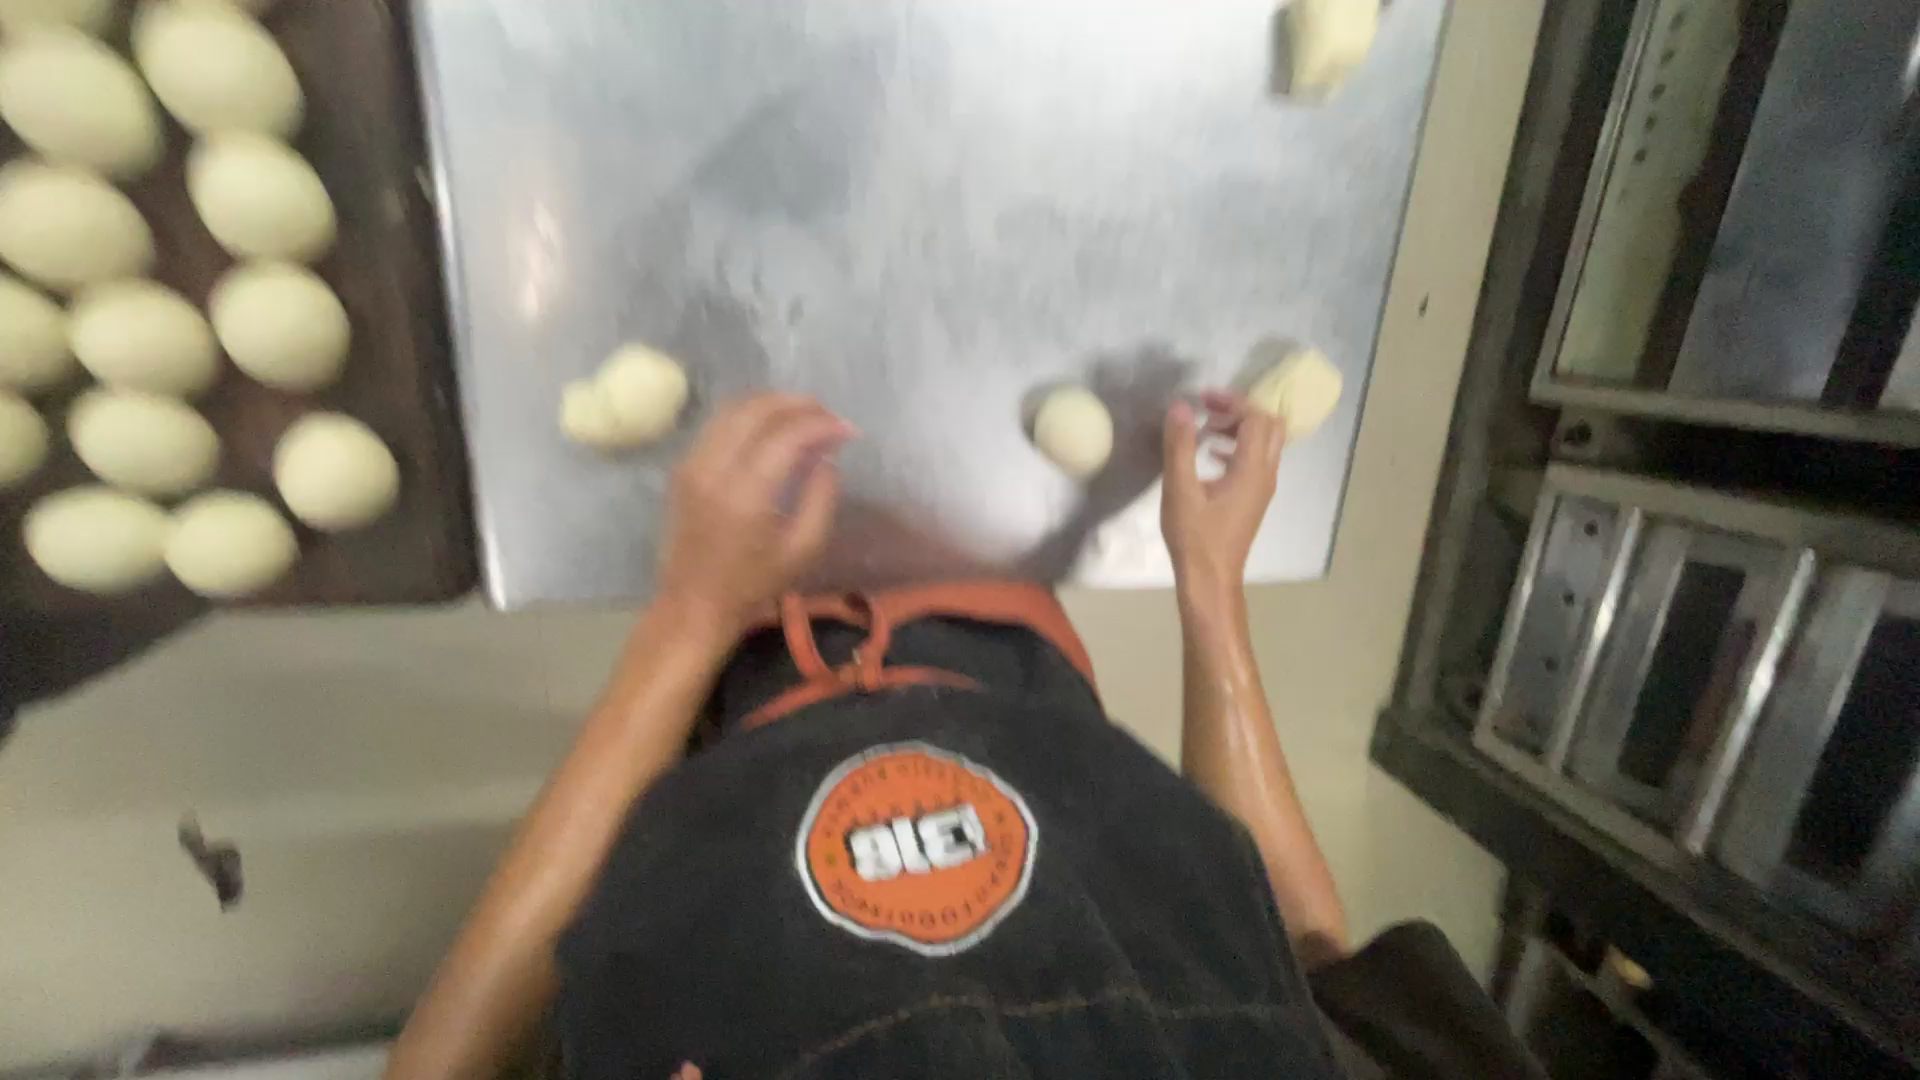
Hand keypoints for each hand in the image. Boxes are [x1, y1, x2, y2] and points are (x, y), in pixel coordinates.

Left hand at [657, 394, 854, 639]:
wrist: (693, 604)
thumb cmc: (753, 584)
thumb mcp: (803, 550)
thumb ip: (821, 498)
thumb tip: (828, 458)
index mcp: (746, 493)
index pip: (788, 434)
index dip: (823, 425)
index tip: (849, 431)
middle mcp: (714, 468)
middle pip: (758, 409)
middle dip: (800, 404)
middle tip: (829, 416)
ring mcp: (693, 464)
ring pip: (734, 408)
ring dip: (773, 404)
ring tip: (804, 416)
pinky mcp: (684, 468)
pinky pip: (718, 424)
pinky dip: (749, 416)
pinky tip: (772, 428)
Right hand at [1161, 391, 1285, 611]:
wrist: (1210, 578)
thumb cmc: (1195, 536)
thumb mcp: (1180, 489)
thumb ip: (1180, 446)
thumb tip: (1180, 408)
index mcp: (1252, 469)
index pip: (1255, 418)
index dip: (1232, 401)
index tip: (1202, 398)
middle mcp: (1265, 474)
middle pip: (1268, 426)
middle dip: (1240, 410)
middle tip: (1208, 410)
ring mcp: (1262, 488)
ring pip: (1264, 443)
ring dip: (1238, 428)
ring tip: (1205, 430)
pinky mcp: (1253, 499)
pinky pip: (1255, 460)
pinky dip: (1236, 447)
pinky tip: (1208, 455)